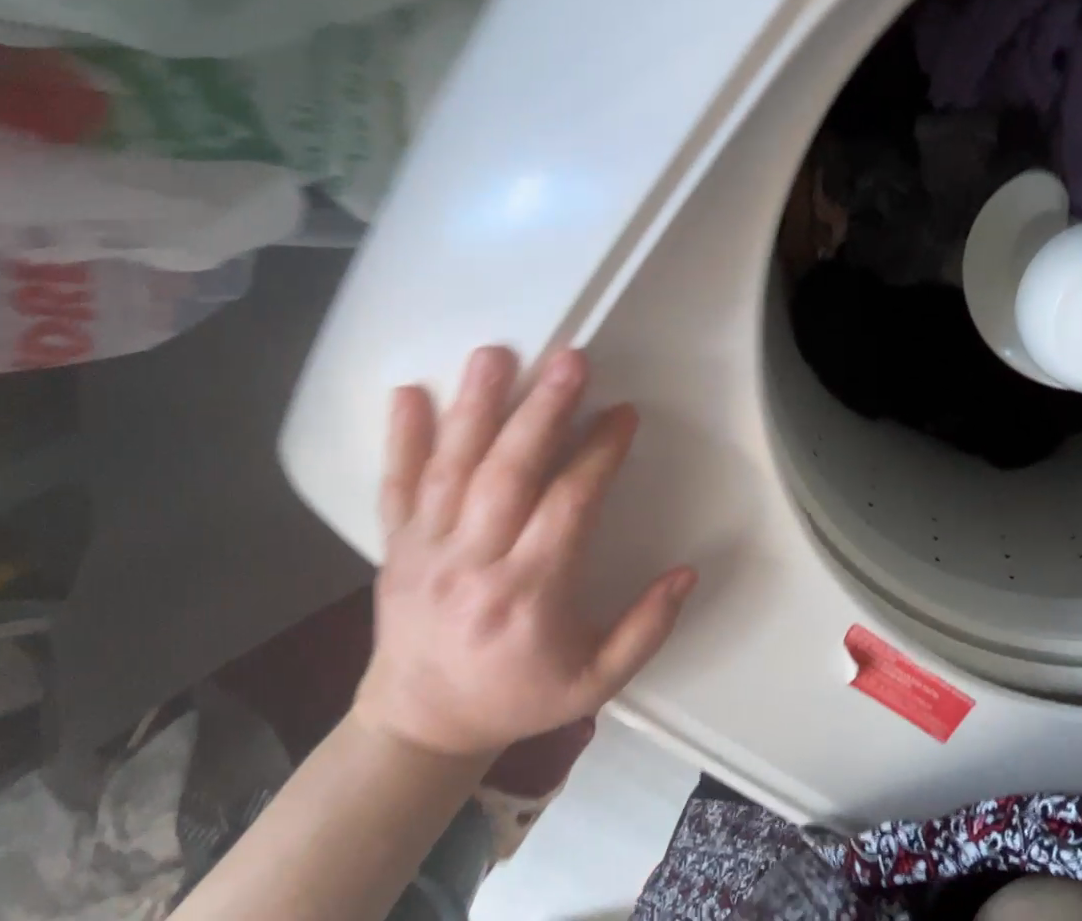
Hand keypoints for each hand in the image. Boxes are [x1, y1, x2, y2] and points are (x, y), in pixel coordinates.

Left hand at [352, 346, 696, 758]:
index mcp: (529, 595)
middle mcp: (474, 565)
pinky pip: (395, 489)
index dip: (598, 455)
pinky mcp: (395, 549)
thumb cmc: (517, 698)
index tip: (623, 413)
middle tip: (569, 361)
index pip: (568, 507)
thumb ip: (645, 630)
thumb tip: (686, 573)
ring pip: (451, 470)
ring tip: (495, 355)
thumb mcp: (596, 684)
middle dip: (542, 412)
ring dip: (475, 408)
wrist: (419, 726)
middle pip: (509, 475)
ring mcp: (426, 554)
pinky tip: (408, 393)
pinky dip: (400, 440)